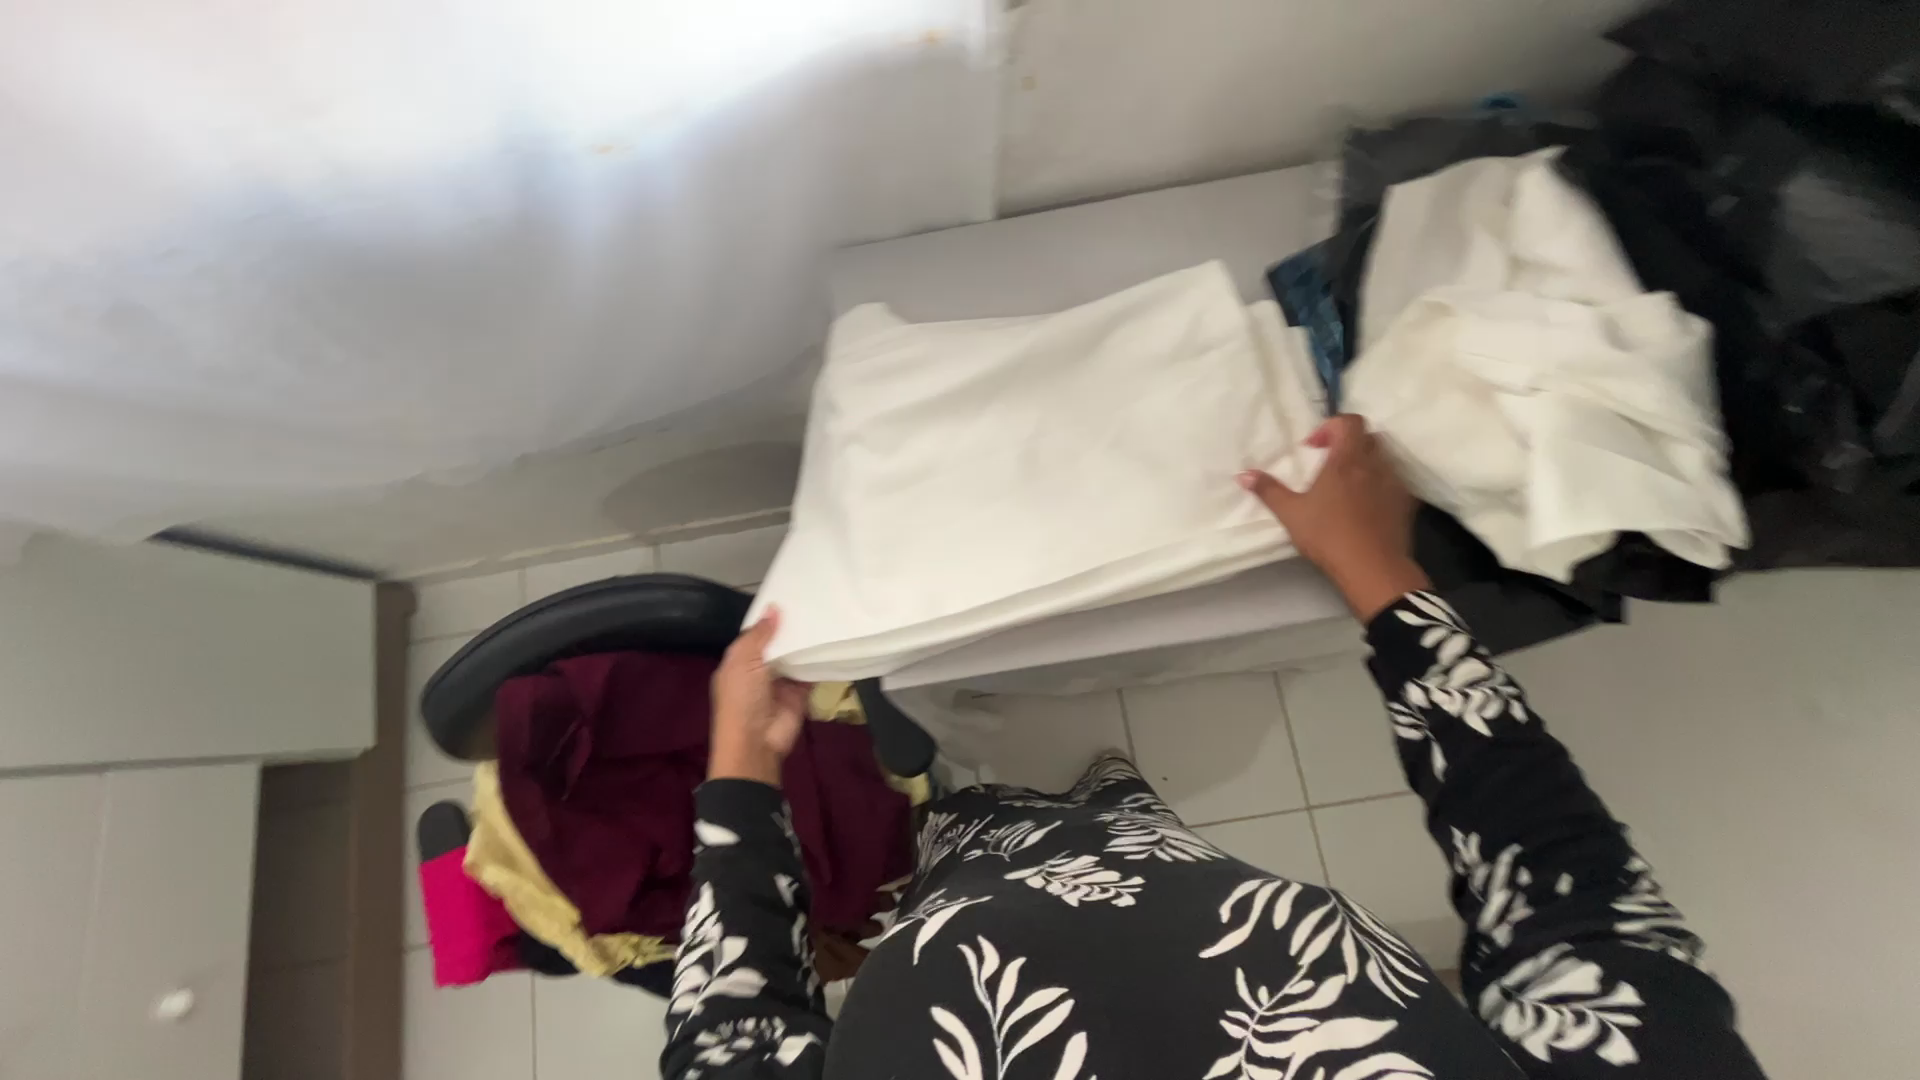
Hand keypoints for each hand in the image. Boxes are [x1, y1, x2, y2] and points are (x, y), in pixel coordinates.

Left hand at [709, 608, 811, 786]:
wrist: (756, 742)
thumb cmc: (741, 700)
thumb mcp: (743, 662)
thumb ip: (759, 635)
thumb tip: (773, 608)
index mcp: (739, 662)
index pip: (755, 635)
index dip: (769, 619)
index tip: (788, 598)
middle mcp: (760, 670)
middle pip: (778, 644)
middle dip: (791, 629)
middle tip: (813, 602)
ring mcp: (781, 681)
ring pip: (795, 656)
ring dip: (806, 643)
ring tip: (825, 616)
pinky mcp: (800, 692)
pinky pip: (811, 672)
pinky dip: (819, 661)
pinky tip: (831, 641)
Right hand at [1239, 414, 1431, 621]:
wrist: (1372, 567)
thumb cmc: (1328, 535)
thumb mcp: (1290, 513)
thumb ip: (1268, 490)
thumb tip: (1243, 474)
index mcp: (1346, 460)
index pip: (1350, 421)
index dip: (1331, 427)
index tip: (1313, 448)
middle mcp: (1375, 464)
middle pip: (1368, 436)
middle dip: (1348, 443)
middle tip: (1328, 464)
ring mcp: (1395, 482)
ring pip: (1383, 457)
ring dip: (1365, 462)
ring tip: (1346, 486)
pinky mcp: (1406, 502)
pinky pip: (1394, 480)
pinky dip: (1379, 483)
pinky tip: (1364, 505)